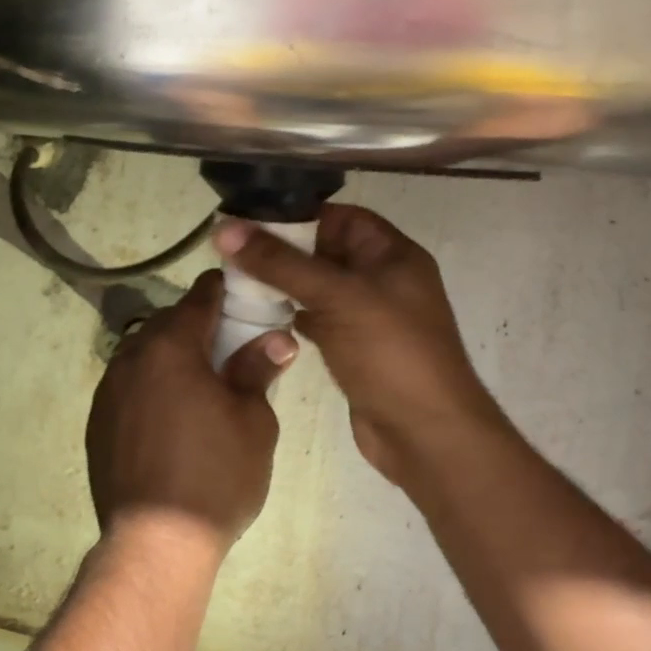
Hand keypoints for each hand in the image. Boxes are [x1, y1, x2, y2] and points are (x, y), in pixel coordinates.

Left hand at [86, 271, 291, 550]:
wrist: (154, 541)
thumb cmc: (216, 475)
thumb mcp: (253, 421)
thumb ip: (258, 370)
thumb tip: (278, 337)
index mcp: (171, 347)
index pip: (199, 298)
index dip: (222, 290)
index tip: (241, 293)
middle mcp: (131, 357)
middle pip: (167, 324)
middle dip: (196, 325)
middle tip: (227, 344)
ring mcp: (108, 389)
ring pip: (142, 353)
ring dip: (168, 355)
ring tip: (197, 381)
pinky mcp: (96, 420)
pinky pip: (127, 384)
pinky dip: (149, 384)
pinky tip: (168, 414)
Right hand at [213, 205, 507, 484]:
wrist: (426, 437)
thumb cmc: (391, 354)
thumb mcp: (336, 297)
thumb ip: (280, 262)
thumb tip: (224, 228)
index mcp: (392, 255)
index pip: (339, 217)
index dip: (297, 213)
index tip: (248, 218)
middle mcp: (381, 279)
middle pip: (323, 249)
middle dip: (280, 249)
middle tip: (230, 249)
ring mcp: (367, 316)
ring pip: (315, 285)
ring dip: (280, 282)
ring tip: (234, 279)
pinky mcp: (352, 347)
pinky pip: (314, 317)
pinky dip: (288, 314)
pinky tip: (257, 316)